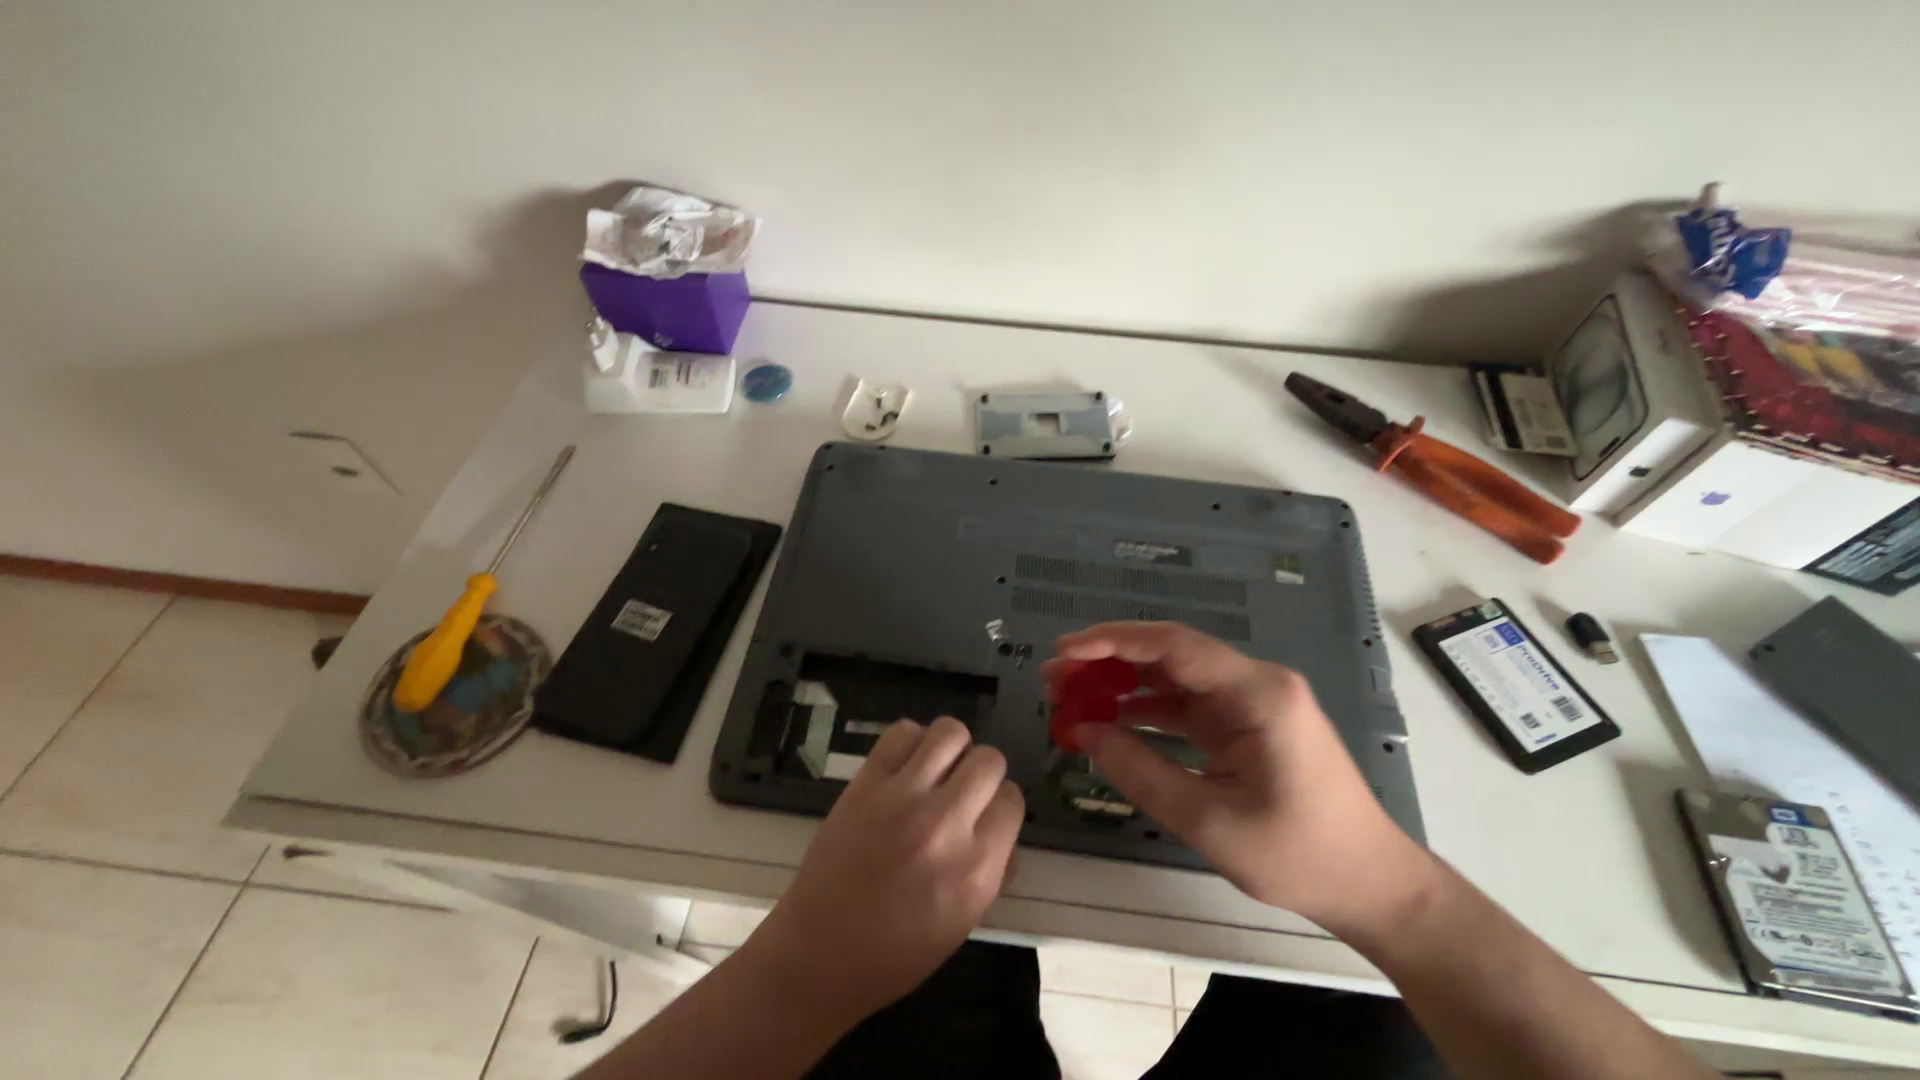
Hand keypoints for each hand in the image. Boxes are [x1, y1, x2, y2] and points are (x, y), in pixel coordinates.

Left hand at [740, 717, 1024, 1024]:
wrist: (818, 954)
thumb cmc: (896, 953)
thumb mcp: (964, 923)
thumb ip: (993, 870)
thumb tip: (1001, 830)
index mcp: (975, 869)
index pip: (1013, 801)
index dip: (1002, 806)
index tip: (986, 816)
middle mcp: (944, 825)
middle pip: (989, 761)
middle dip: (983, 774)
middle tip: (963, 793)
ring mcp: (901, 798)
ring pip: (951, 733)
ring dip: (953, 749)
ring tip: (938, 772)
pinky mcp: (865, 783)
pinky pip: (903, 732)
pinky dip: (912, 742)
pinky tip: (907, 768)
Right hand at [1045, 622, 1438, 935]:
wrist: (1370, 884)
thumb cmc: (1299, 855)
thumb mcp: (1209, 821)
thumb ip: (1140, 771)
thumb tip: (1085, 732)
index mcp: (1258, 694)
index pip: (1175, 646)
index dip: (1114, 641)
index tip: (1065, 652)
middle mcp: (1256, 684)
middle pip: (1171, 655)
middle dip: (1109, 662)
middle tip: (1054, 679)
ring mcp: (1253, 704)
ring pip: (1175, 678)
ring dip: (1123, 685)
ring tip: (1070, 697)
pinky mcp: (1247, 726)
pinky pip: (1187, 705)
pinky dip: (1146, 710)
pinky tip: (1109, 720)